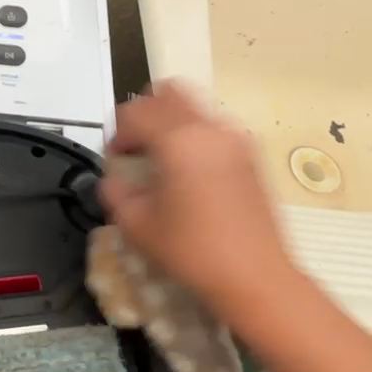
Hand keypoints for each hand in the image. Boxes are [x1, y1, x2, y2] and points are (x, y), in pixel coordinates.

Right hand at [99, 82, 306, 319]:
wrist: (256, 278)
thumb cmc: (194, 252)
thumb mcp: (138, 226)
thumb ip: (116, 193)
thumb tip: (114, 181)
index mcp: (178, 141)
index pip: (135, 112)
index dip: (117, 132)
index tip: (115, 159)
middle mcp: (209, 130)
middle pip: (168, 93)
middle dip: (145, 113)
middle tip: (137, 146)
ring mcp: (236, 140)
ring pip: (194, 108)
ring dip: (171, 124)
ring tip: (163, 162)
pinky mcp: (251, 156)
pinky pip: (214, 129)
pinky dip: (195, 138)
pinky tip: (189, 175)